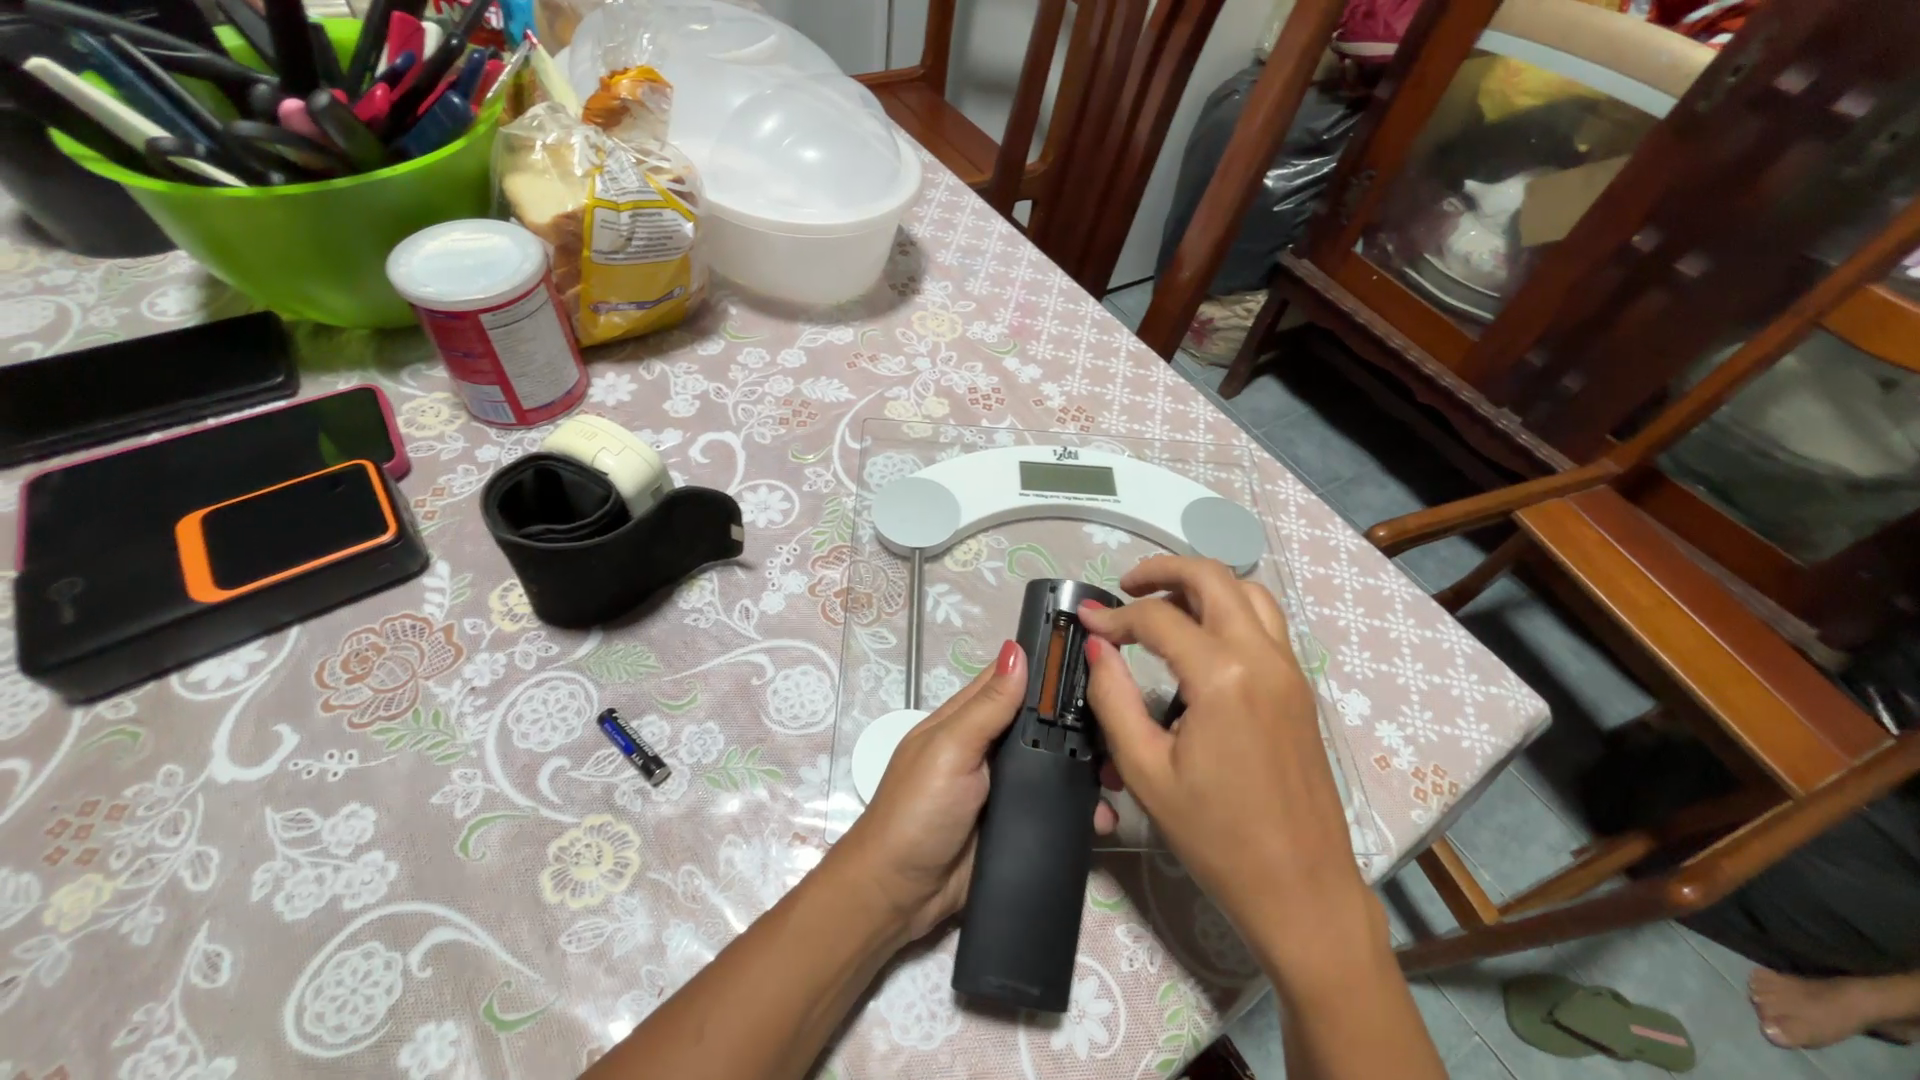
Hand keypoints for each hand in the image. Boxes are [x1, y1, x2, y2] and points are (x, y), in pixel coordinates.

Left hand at [831, 641, 1118, 941]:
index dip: (1050, 668)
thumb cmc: (917, 811)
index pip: (1013, 680)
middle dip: (1082, 724)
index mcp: (967, 720)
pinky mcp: (1019, 826)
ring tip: (1119, 777)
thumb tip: (1016, 648)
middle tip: (1127, 728)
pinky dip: (1082, 812)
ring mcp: (1006, 789)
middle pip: (1043, 724)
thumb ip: (986, 707)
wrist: (900, 894)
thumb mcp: (949, 751)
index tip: (1100, 659)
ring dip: (1088, 770)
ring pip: (1057, 768)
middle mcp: (990, 748)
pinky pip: (1057, 810)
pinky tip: (1106, 818)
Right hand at [1078, 556, 1367, 962]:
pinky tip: (1201, 642)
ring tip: (1162, 606)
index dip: (1114, 616)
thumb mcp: (1147, 770)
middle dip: (1163, 571)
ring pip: (1249, 593)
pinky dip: (1231, 610)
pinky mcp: (1299, 689)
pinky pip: (1267, 624)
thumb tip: (1096, 647)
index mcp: (1223, 676)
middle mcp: (1264, 657)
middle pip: (1213, 579)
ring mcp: (1290, 671)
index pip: (1158, 618)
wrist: (1301, 887)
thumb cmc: (1216, 837)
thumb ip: (1113, 699)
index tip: (1085, 622)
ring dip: (1204, 585)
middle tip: (1124, 587)